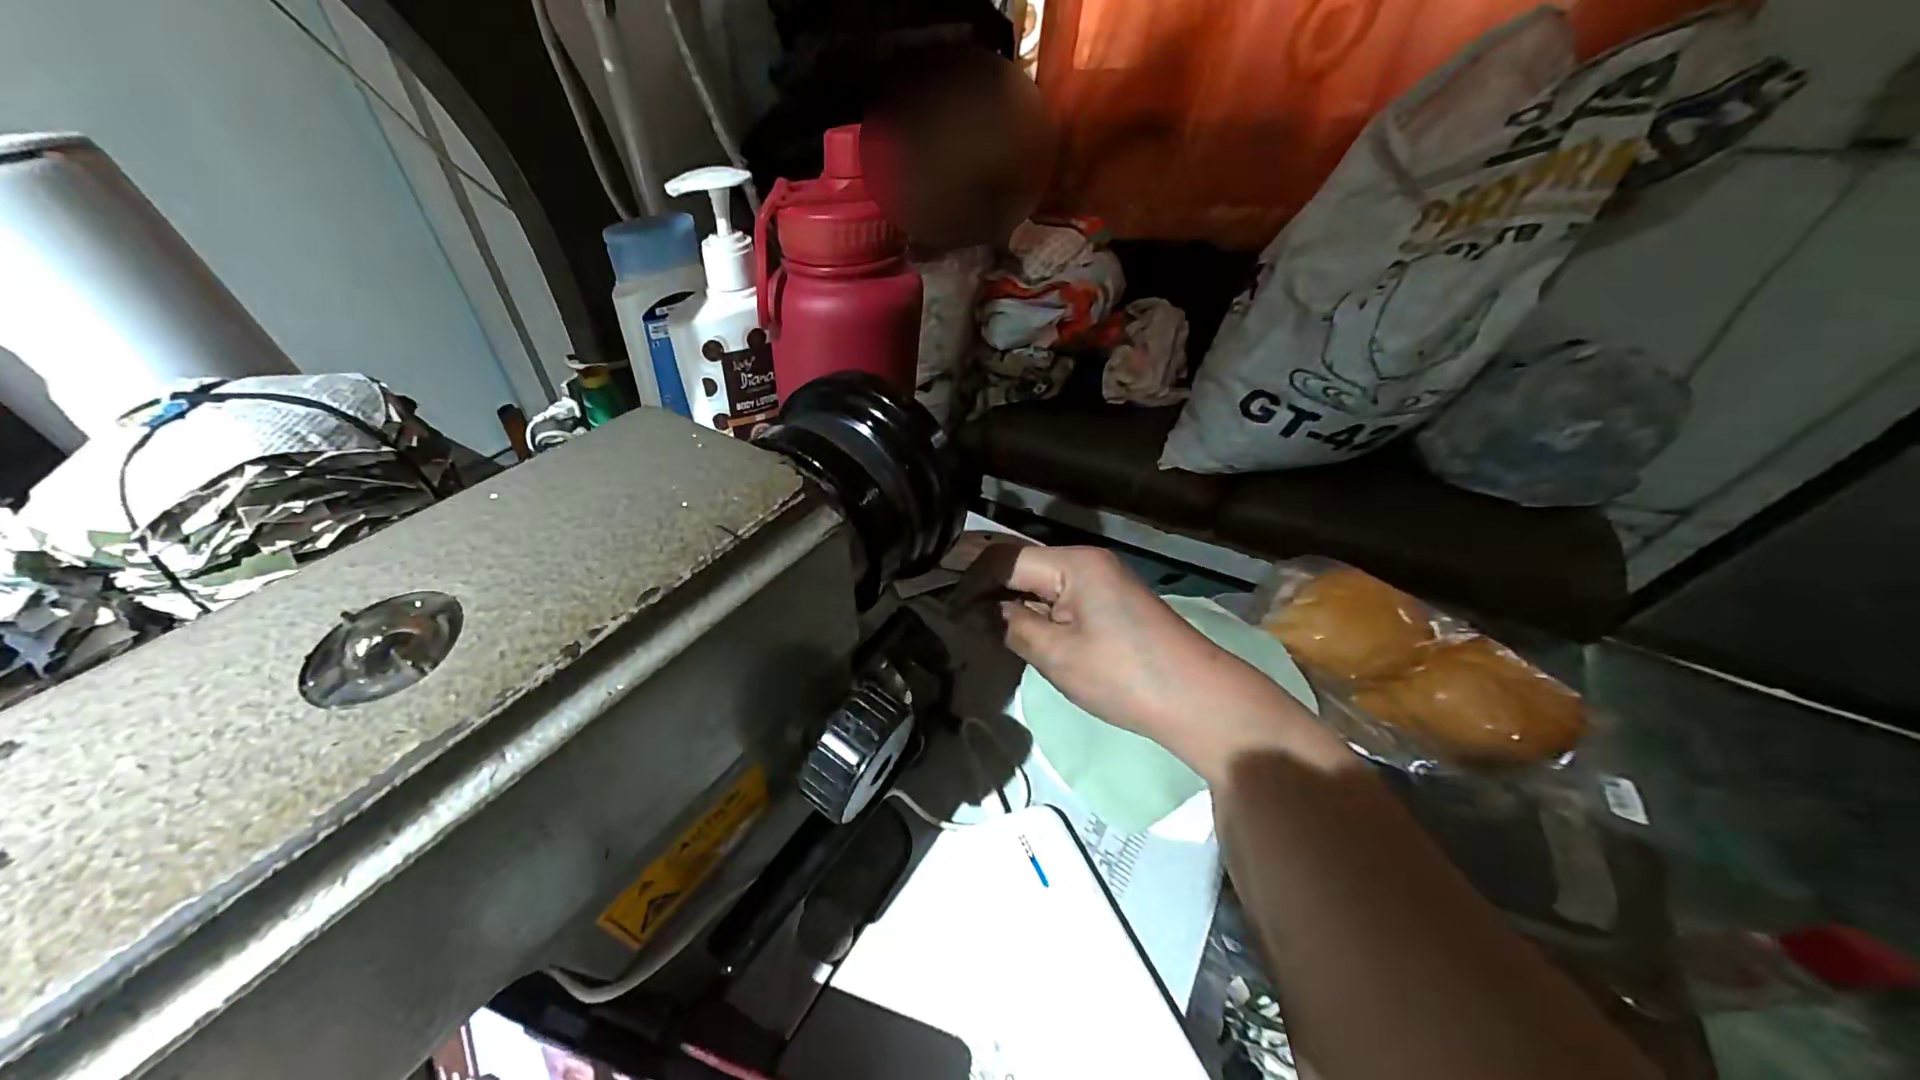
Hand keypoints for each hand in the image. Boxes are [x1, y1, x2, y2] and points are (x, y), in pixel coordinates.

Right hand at [976, 544, 1350, 781]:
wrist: (1198, 699)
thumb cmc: (1124, 676)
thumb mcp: (1057, 654)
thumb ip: (1011, 625)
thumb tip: (978, 611)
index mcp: (1074, 563)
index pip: (1004, 558)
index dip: (969, 582)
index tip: (946, 612)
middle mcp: (1087, 560)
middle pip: (1021, 562)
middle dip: (985, 584)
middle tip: (953, 612)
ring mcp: (1102, 578)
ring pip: (1039, 578)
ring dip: (1008, 596)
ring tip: (975, 620)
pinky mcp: (1110, 600)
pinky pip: (1059, 593)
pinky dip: (1033, 606)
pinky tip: (1016, 625)